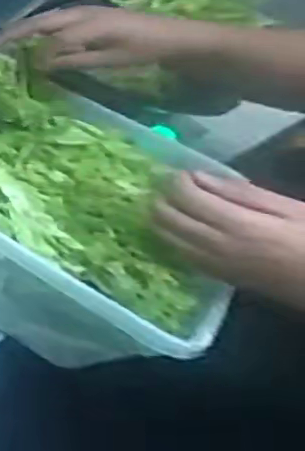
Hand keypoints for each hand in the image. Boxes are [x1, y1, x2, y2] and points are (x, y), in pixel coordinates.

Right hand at [0, 6, 217, 71]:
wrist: (185, 37)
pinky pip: (53, 20)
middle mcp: (79, 13)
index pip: (49, 40)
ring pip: (42, 20)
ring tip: (5, 41)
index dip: (32, 54)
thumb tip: (39, 65)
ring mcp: (82, 11)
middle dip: (12, 34)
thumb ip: (73, 60)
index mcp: (85, 24)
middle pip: (37, 23)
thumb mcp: (111, 59)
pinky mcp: (87, 13)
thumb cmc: (147, 50)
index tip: (18, 66)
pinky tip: (31, 37)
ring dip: (22, 30)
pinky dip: (36, 28)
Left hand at [155, 171, 304, 314]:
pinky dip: (170, 234)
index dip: (177, 180)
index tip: (186, 174)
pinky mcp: (216, 275)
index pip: (184, 195)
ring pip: (161, 232)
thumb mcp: (296, 211)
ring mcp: (212, 262)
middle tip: (178, 188)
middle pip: (162, 213)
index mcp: (240, 225)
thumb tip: (199, 176)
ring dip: (160, 215)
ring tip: (178, 205)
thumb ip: (244, 193)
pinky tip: (184, 227)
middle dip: (163, 195)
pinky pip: (176, 250)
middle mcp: (216, 244)